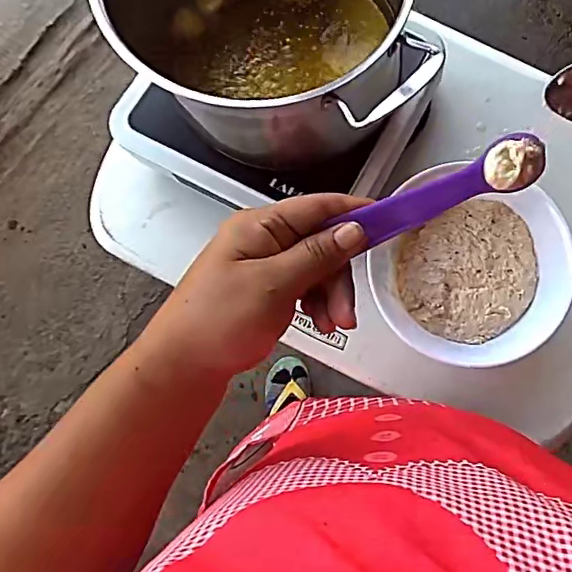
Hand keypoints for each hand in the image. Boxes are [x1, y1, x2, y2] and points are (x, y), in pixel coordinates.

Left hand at [140, 194, 370, 378]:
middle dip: (340, 275)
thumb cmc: (216, 321)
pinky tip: (320, 323)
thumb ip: (316, 254)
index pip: (316, 207)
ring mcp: (266, 266)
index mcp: (259, 226)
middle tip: (346, 312)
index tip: (387, 219)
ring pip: (318, 268)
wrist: (183, 365)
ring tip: (332, 324)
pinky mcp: (268, 289)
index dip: (354, 211)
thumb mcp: (272, 284)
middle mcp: (263, 240)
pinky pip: (306, 287)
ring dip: (331, 295)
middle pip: (322, 242)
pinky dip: (318, 305)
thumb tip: (353, 229)